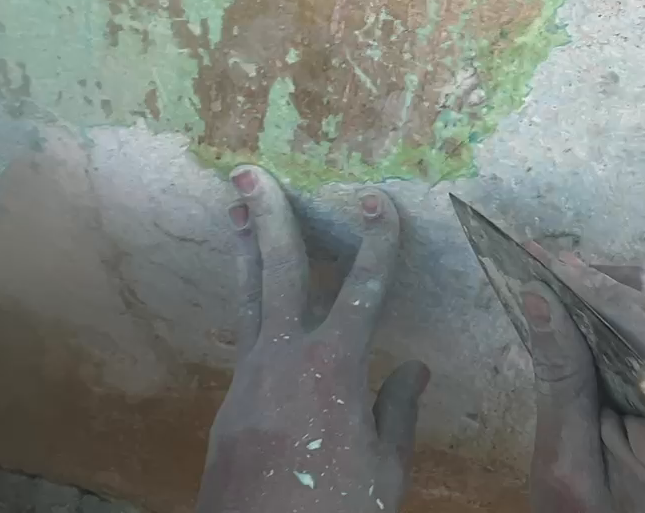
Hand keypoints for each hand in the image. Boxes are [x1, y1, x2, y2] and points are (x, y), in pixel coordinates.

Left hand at [196, 165, 429, 512]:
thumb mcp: (385, 473)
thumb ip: (397, 413)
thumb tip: (413, 368)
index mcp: (334, 368)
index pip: (365, 287)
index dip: (378, 240)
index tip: (380, 201)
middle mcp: (286, 356)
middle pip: (279, 268)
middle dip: (268, 214)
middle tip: (247, 171)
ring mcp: (251, 375)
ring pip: (250, 294)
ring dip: (245, 246)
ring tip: (234, 206)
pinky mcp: (232, 400)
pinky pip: (247, 336)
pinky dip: (252, 303)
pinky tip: (257, 298)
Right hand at [521, 247, 644, 512]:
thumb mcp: (565, 464)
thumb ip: (559, 381)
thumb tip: (538, 294)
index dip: (604, 288)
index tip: (547, 264)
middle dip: (599, 281)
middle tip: (538, 266)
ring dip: (607, 290)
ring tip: (554, 284)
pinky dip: (614, 310)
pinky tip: (578, 312)